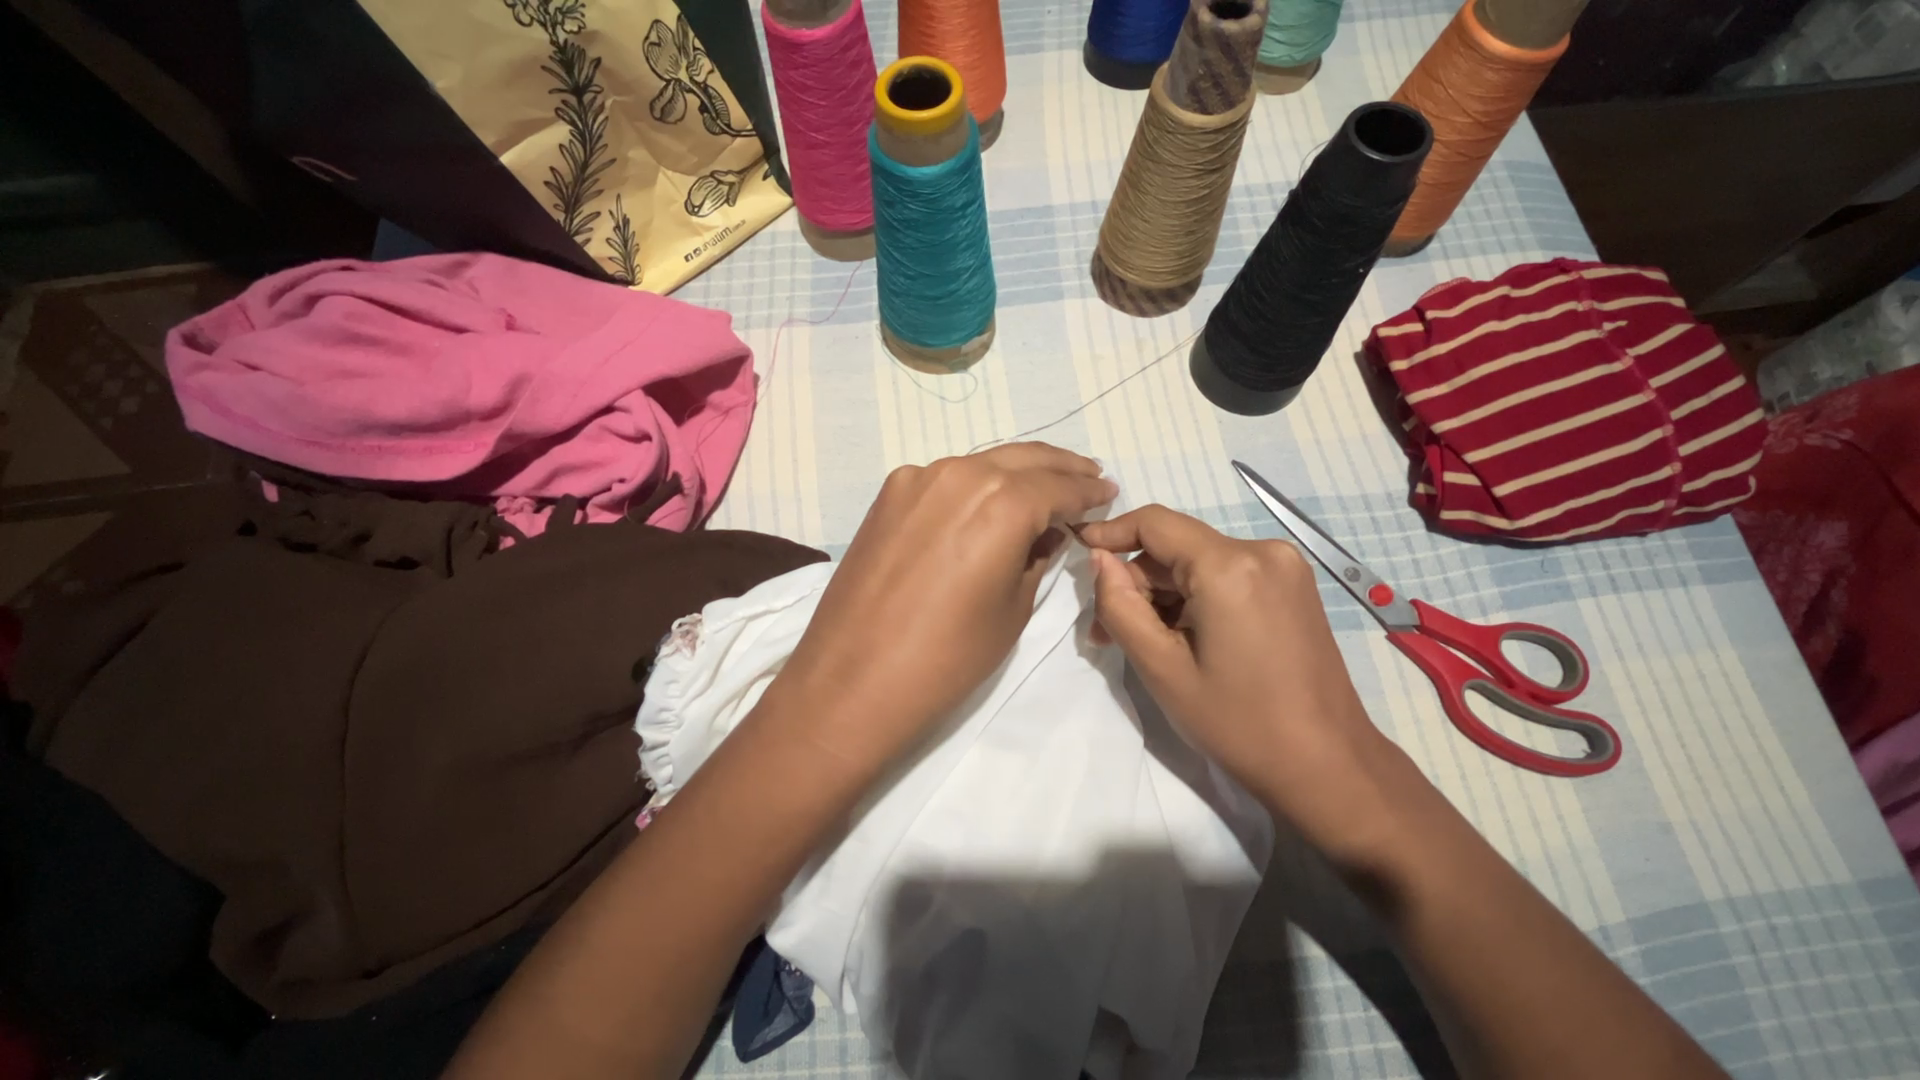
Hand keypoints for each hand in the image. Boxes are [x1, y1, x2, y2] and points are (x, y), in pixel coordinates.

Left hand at [773, 443, 1116, 772]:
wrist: (853, 681)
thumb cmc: (948, 657)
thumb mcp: (1013, 609)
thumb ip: (1036, 557)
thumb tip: (1046, 531)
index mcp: (1002, 502)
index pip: (1059, 486)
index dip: (1088, 492)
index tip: (1108, 493)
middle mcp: (960, 474)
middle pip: (1022, 460)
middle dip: (1060, 468)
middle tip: (1089, 476)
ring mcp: (916, 480)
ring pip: (981, 464)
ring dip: (1017, 472)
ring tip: (1044, 487)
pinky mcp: (888, 497)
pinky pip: (946, 480)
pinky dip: (975, 485)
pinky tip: (989, 503)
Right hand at [1079, 505, 1399, 854]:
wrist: (1326, 764)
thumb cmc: (1238, 721)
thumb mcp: (1162, 667)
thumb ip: (1121, 605)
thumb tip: (1100, 560)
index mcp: (1229, 565)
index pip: (1156, 523)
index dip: (1111, 532)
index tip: (1077, 548)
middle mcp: (1262, 551)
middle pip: (1178, 548)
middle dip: (1137, 583)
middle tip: (1106, 632)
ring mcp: (1285, 569)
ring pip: (1201, 565)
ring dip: (1166, 595)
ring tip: (1142, 645)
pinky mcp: (1294, 589)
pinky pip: (1228, 578)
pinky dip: (1198, 600)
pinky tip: (1183, 639)